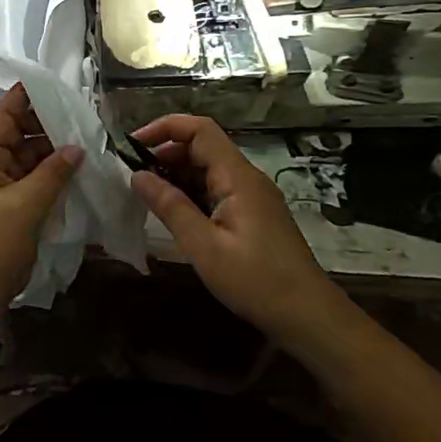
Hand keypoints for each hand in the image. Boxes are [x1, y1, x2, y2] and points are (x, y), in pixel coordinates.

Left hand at [0, 84, 82, 336]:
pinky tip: (75, 165)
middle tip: (82, 117)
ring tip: (85, 139)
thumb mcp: (26, 206)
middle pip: (17, 132)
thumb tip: (78, 147)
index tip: (56, 85)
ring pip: (28, 153)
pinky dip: (51, 169)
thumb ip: (54, 172)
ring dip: (53, 148)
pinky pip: (32, 175)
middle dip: (47, 124)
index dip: (26, 97)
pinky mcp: (9, 201)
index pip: (3, 114)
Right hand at [130, 115, 340, 339]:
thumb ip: (170, 207)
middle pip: (203, 146)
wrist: (307, 314)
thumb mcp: (204, 246)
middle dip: (165, 152)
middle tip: (133, 175)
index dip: (164, 127)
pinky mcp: (254, 213)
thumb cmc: (255, 281)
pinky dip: (192, 192)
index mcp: (237, 176)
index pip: (200, 129)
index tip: (132, 144)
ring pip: (209, 169)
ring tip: (147, 194)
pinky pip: (218, 189)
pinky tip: (174, 212)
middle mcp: (247, 177)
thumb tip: (137, 175)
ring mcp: (253, 195)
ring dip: (177, 174)